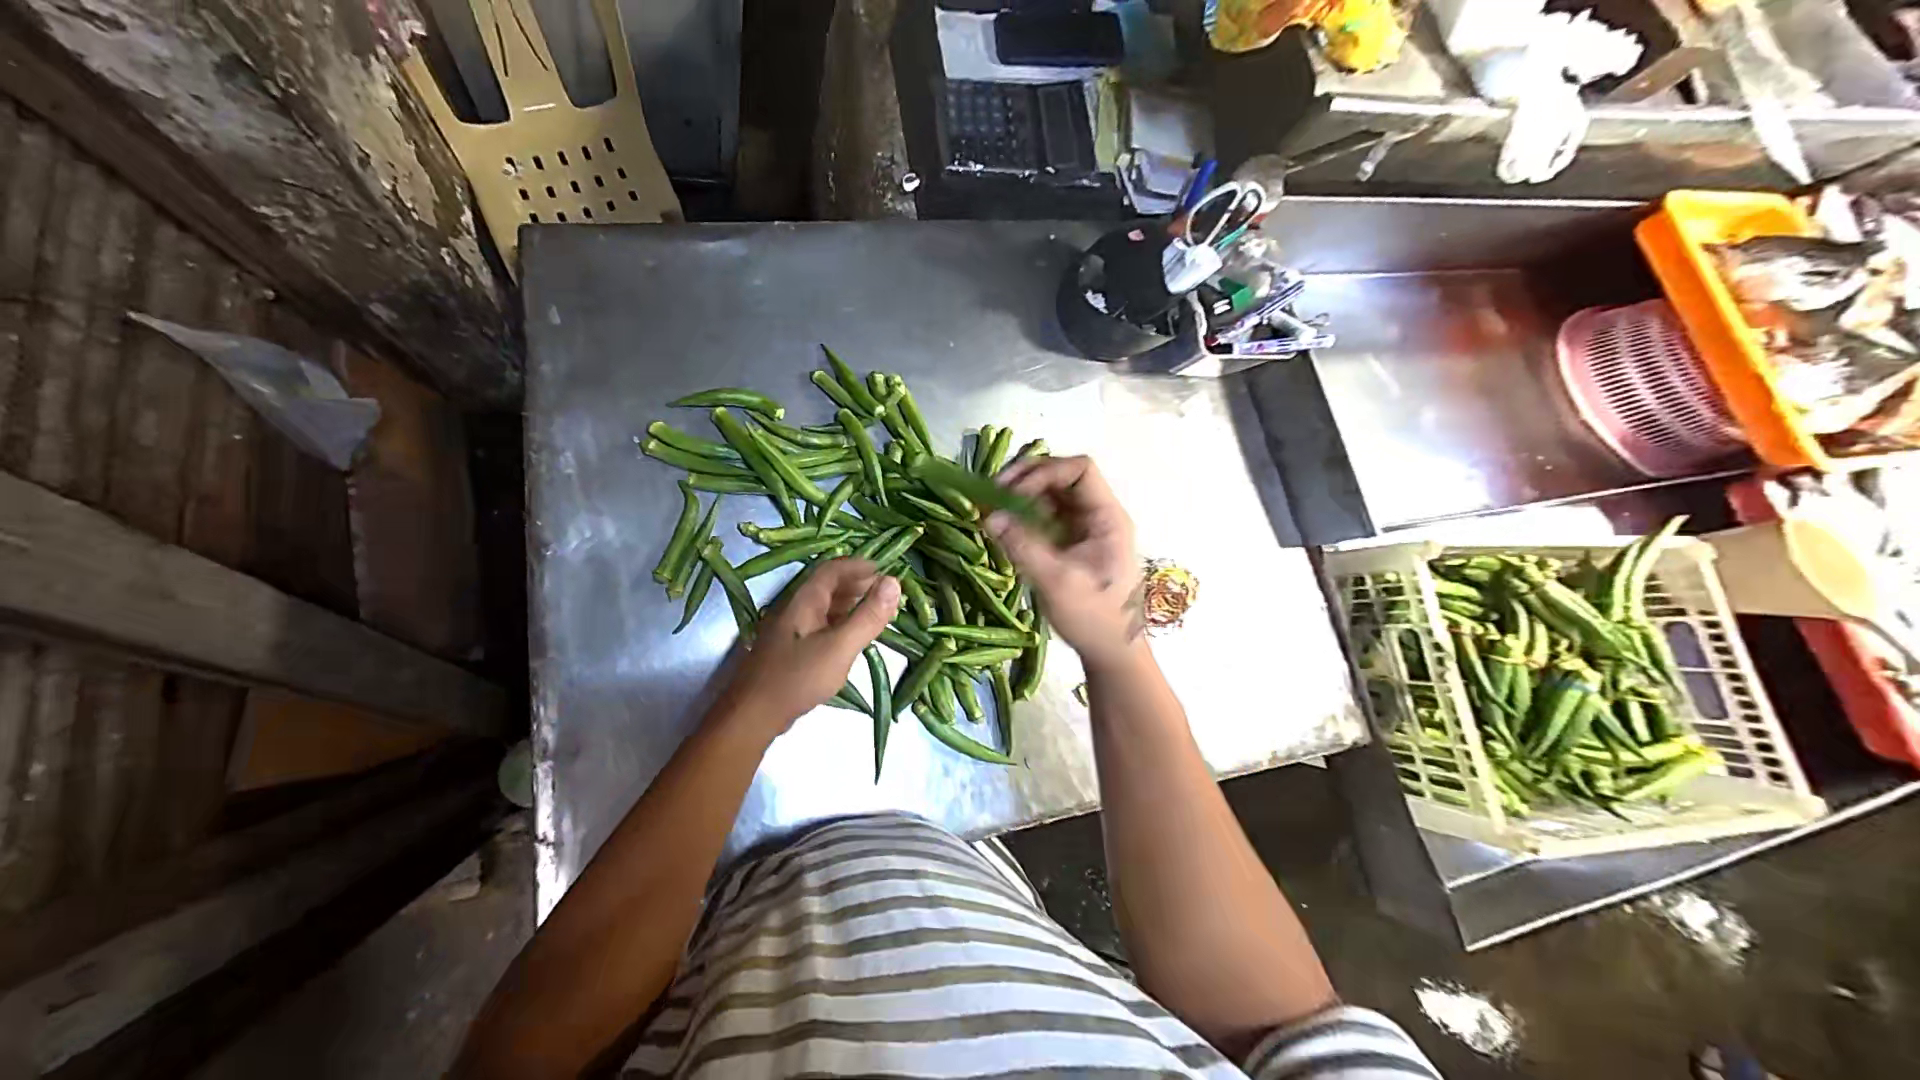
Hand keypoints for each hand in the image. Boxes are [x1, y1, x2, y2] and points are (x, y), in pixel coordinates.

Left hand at [715, 558, 899, 732]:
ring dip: (851, 605)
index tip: (886, 570)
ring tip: (876, 614)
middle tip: (886, 594)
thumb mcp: (840, 646)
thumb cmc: (797, 677)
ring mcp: (791, 630)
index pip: (833, 570)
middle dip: (859, 585)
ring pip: (825, 608)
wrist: (753, 714)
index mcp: (805, 601)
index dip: (860, 566)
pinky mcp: (791, 650)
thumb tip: (894, 582)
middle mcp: (796, 609)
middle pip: (829, 587)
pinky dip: (842, 624)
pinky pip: (821, 626)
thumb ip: (868, 616)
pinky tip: (853, 638)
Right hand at [985, 455, 1141, 671]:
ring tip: (993, 507)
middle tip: (994, 493)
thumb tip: (990, 517)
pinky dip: (1022, 516)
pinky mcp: (1070, 543)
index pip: (1080, 470)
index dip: (1045, 472)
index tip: (1014, 493)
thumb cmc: (1094, 618)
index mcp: (1107, 517)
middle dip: (1027, 479)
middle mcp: (1097, 515)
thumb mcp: (1057, 582)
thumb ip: (1023, 546)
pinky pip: (1045, 517)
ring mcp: (1084, 529)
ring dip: (1021, 496)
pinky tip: (1003, 527)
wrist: (1112, 652)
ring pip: (1051, 495)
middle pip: (1062, 476)